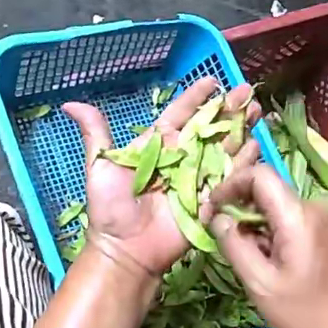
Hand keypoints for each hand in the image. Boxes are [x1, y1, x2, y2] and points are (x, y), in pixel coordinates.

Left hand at [61, 79, 261, 287]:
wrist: (124, 248)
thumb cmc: (109, 207)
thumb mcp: (100, 165)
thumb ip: (94, 133)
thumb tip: (69, 104)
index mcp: (157, 145)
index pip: (179, 114)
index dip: (195, 98)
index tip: (212, 80)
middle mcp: (181, 157)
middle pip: (209, 127)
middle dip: (229, 108)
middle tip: (248, 90)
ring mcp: (198, 178)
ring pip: (224, 147)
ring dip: (241, 128)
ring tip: (259, 110)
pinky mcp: (210, 199)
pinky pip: (231, 177)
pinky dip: (246, 161)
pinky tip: (258, 144)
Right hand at [205, 165, 327, 327]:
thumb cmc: (305, 314)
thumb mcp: (259, 283)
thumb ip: (234, 245)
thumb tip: (217, 219)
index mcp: (298, 217)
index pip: (259, 174)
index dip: (229, 184)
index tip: (212, 209)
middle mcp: (313, 210)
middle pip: (266, 188)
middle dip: (236, 204)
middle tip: (216, 229)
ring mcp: (321, 221)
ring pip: (274, 204)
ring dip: (250, 220)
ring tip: (238, 250)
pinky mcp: (324, 234)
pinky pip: (287, 218)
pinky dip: (266, 230)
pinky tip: (260, 257)